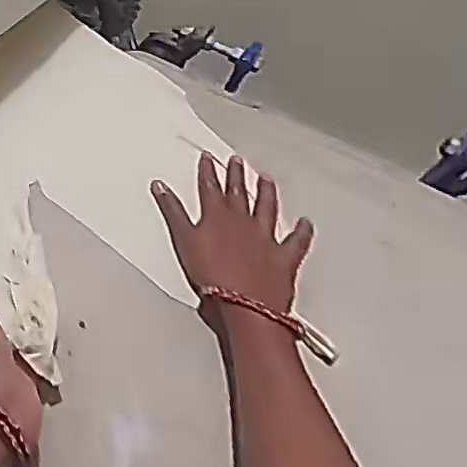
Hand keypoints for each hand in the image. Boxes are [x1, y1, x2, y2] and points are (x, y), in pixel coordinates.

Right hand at [152, 151, 313, 316]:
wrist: (245, 307)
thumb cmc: (212, 276)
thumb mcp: (183, 240)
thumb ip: (172, 211)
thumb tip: (161, 188)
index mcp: (217, 216)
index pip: (210, 186)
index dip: (208, 171)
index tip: (208, 159)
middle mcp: (243, 222)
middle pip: (238, 192)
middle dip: (236, 174)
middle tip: (237, 161)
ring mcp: (265, 239)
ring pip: (266, 208)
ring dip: (266, 192)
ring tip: (265, 179)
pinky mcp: (284, 258)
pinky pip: (296, 241)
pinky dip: (302, 231)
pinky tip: (305, 223)